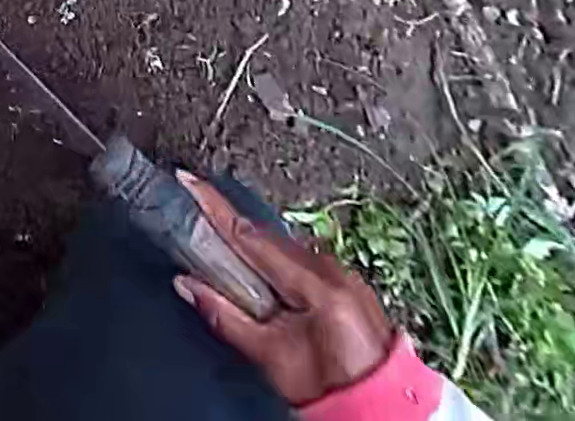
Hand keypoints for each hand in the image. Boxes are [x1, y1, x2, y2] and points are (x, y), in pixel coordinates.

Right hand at [173, 171, 394, 405]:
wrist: (389, 413)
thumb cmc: (332, 391)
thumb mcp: (272, 358)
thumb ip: (225, 316)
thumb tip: (184, 283)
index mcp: (315, 286)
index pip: (250, 235)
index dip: (214, 205)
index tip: (188, 178)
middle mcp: (332, 270)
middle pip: (265, 236)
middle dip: (229, 226)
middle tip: (196, 219)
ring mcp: (343, 273)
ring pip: (281, 244)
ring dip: (251, 244)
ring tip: (225, 250)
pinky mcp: (346, 280)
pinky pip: (299, 255)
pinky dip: (274, 256)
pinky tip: (263, 270)